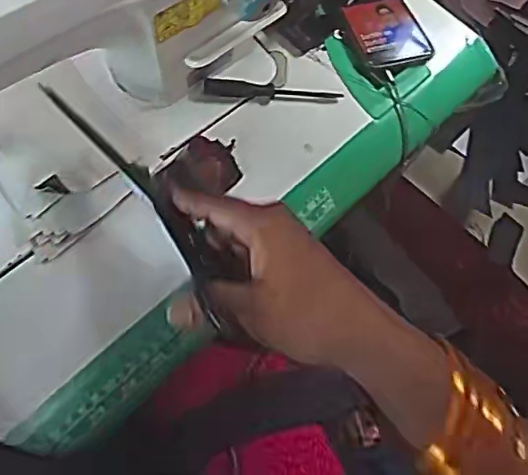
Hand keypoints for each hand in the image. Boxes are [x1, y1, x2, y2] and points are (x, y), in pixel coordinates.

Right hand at [172, 189, 404, 369]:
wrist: (362, 333)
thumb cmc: (317, 315)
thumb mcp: (252, 310)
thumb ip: (211, 302)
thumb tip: (181, 305)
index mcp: (262, 223)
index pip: (212, 205)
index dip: (185, 200)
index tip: (165, 193)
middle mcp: (273, 222)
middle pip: (224, 223)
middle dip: (201, 242)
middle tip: (176, 257)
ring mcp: (284, 238)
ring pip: (239, 240)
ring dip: (221, 260)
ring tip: (201, 284)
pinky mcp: (291, 255)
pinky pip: (254, 252)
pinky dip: (239, 267)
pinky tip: (230, 293)